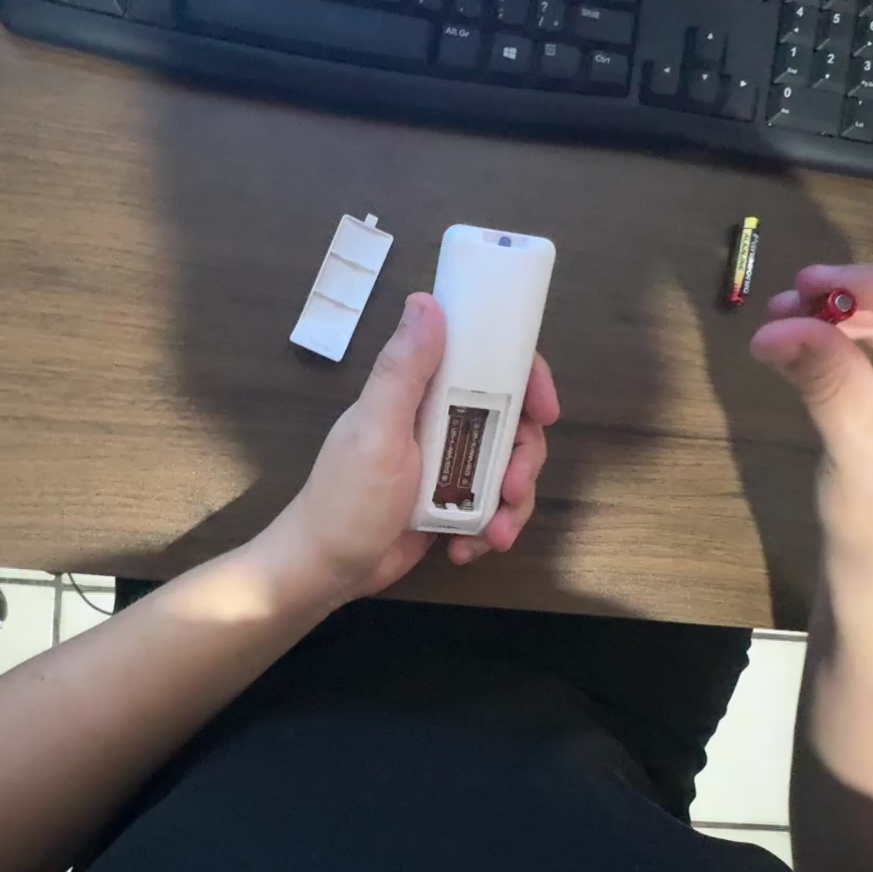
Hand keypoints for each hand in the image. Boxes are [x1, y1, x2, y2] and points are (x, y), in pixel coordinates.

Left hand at [258, 292, 560, 604]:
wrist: (326, 570)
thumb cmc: (346, 501)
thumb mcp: (375, 432)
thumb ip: (403, 370)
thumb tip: (427, 301)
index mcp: (419, 395)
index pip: (485, 365)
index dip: (525, 378)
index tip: (546, 410)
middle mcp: (436, 424)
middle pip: (510, 423)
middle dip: (523, 458)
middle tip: (513, 489)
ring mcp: (445, 467)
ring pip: (507, 470)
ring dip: (511, 505)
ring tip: (495, 535)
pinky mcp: (448, 506)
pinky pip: (491, 509)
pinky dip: (489, 530)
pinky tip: (465, 550)